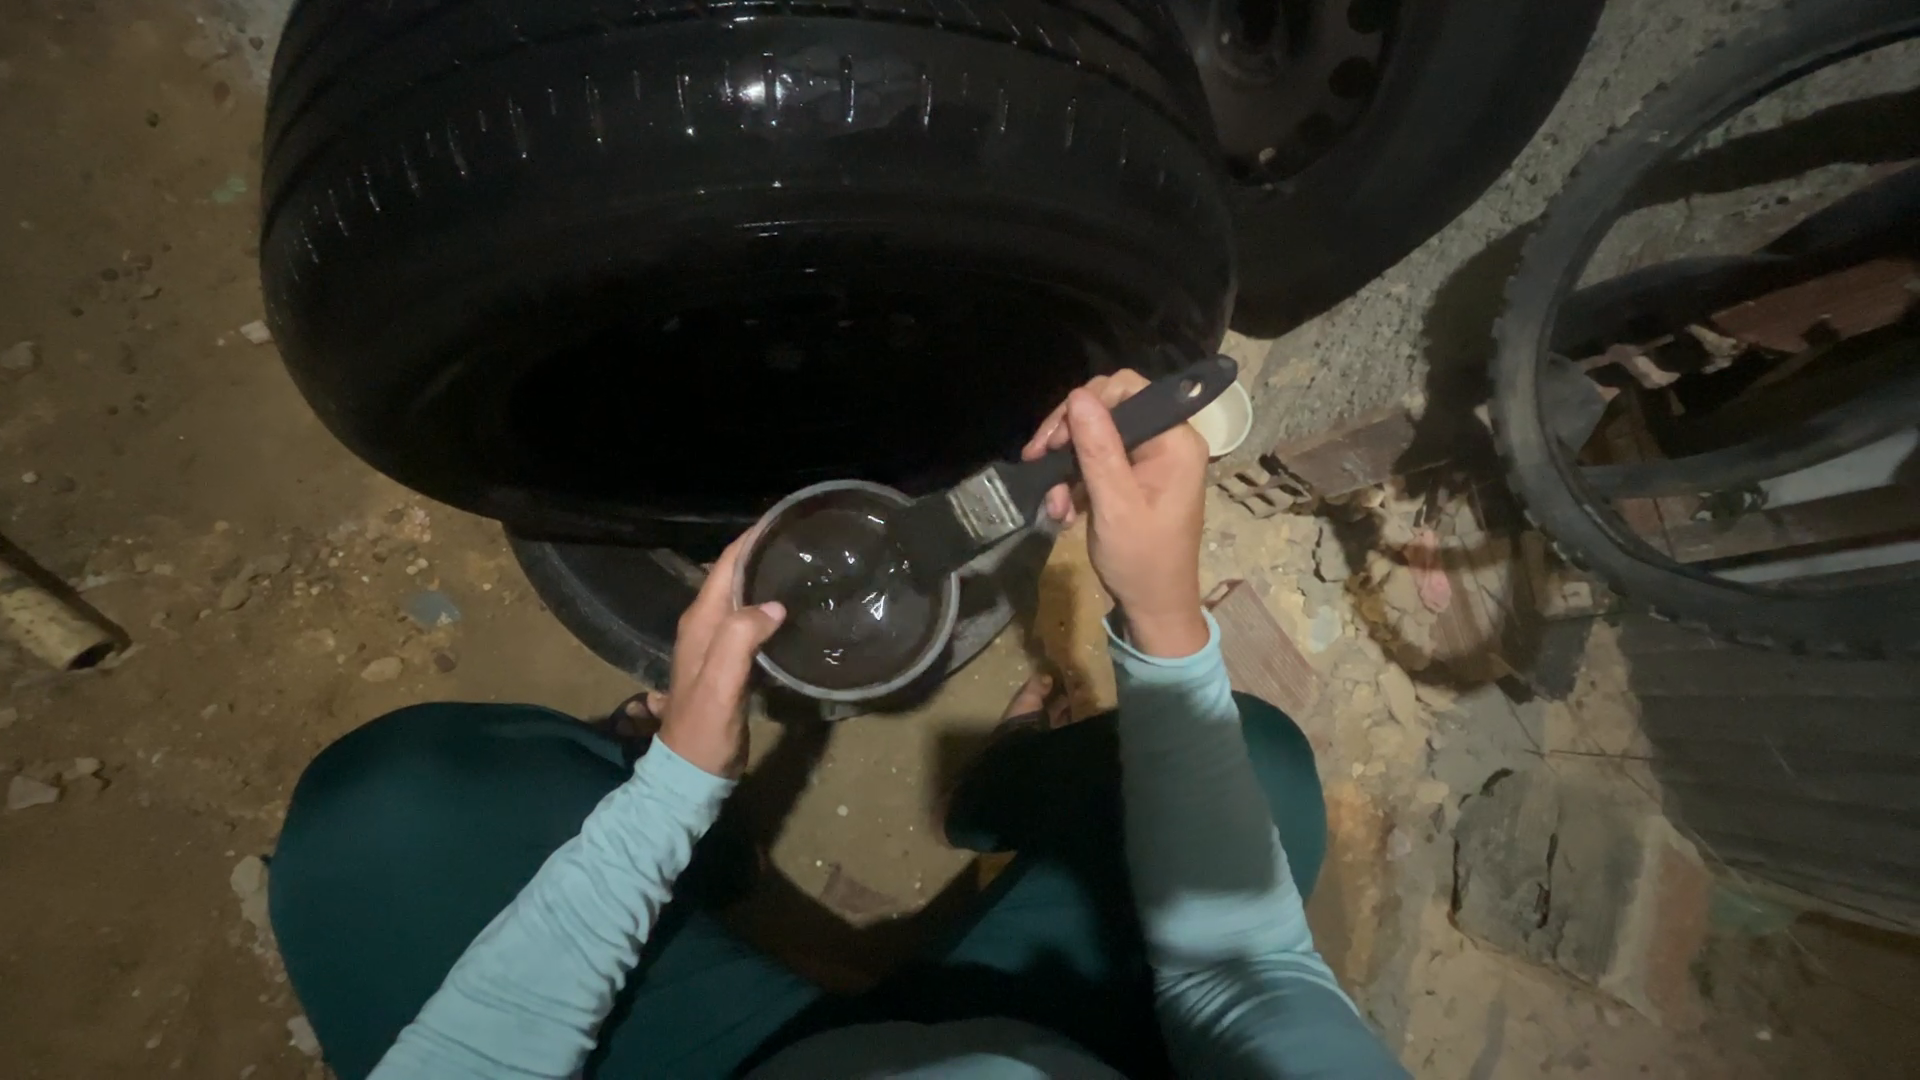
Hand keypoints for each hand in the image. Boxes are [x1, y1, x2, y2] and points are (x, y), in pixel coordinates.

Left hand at [657, 534, 786, 777]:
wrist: (692, 772)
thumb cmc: (705, 728)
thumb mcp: (722, 684)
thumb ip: (741, 639)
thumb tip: (774, 605)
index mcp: (701, 621)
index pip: (726, 564)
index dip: (751, 537)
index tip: (784, 518)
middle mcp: (706, 623)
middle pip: (735, 573)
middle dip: (763, 550)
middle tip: (804, 538)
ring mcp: (718, 642)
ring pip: (745, 595)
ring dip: (767, 576)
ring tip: (805, 564)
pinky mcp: (732, 660)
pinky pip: (752, 619)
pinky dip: (770, 605)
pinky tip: (793, 607)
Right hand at [1023, 370, 1210, 656]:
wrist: (1152, 607)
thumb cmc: (1142, 559)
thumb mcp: (1115, 504)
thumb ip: (1098, 449)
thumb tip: (1078, 396)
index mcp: (1174, 440)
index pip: (1128, 390)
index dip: (1086, 405)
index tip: (1055, 439)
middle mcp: (1165, 441)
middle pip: (1107, 409)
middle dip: (1068, 436)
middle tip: (1038, 460)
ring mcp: (1148, 459)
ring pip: (1094, 436)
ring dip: (1065, 465)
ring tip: (1053, 503)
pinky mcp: (1131, 477)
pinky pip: (1095, 461)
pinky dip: (1073, 481)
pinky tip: (1061, 510)